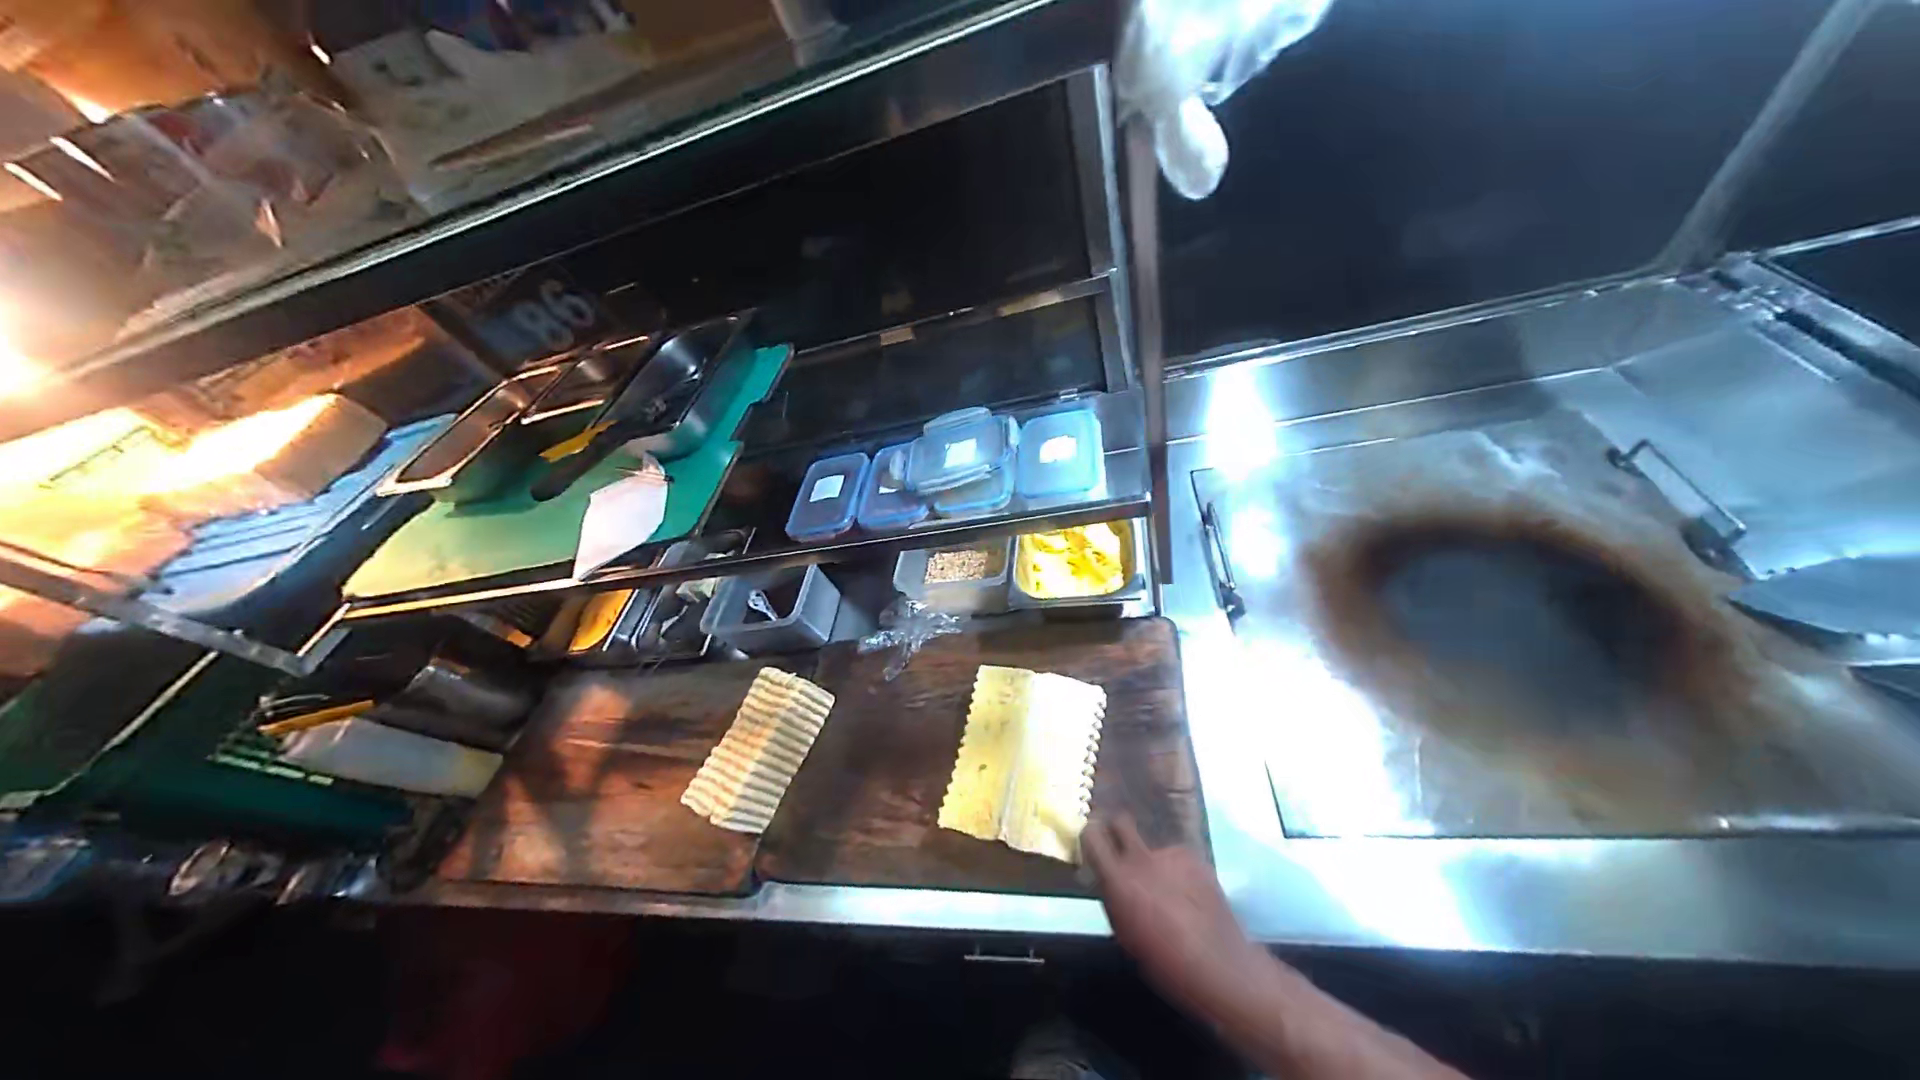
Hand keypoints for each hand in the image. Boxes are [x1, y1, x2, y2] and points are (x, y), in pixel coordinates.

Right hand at [1081, 813, 1263, 1013]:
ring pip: (1153, 847)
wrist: (1218, 965)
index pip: (1091, 835)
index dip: (1090, 836)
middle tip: (1121, 847)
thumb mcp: (1124, 933)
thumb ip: (1113, 897)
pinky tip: (1191, 895)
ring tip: (1170, 890)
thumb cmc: (1164, 961)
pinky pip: (1178, 858)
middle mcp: (1140, 858)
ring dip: (1155, 862)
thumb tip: (1110, 881)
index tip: (1093, 842)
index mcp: (1117, 878)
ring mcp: (1171, 855)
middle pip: (1120, 821)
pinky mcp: (1196, 858)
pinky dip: (1179, 871)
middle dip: (1117, 829)